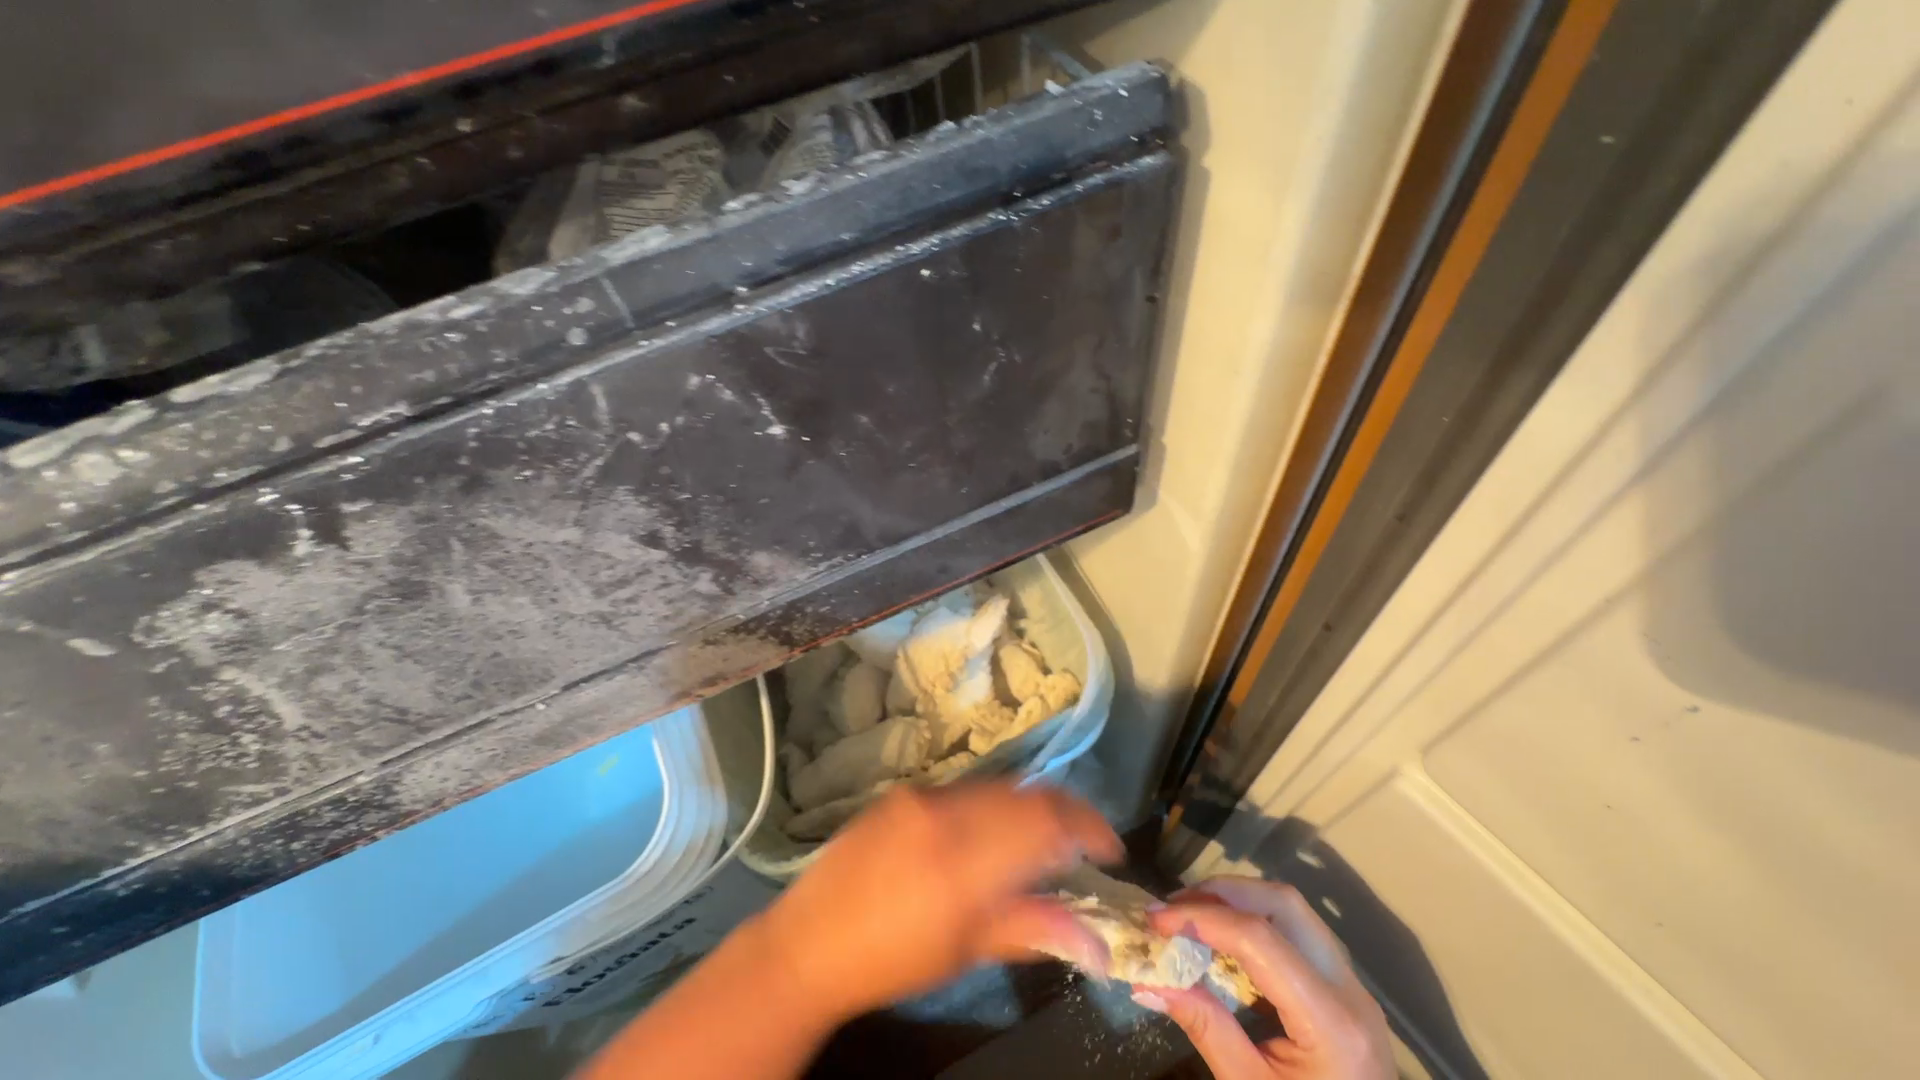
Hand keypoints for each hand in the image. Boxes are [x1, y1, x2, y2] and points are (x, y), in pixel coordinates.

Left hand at [754, 781, 1122, 1021]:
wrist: (807, 943)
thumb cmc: (891, 960)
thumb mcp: (966, 951)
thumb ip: (1034, 930)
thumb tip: (1099, 942)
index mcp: (963, 859)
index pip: (1047, 820)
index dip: (1090, 827)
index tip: (1110, 850)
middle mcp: (945, 813)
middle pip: (1027, 793)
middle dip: (1065, 813)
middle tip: (1082, 846)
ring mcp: (919, 798)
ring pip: (997, 787)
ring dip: (1029, 806)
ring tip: (1041, 841)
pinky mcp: (900, 795)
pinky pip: (964, 790)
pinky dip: (992, 804)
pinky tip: (990, 834)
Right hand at [1133, 877, 1393, 1079]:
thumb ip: (1206, 1028)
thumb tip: (1150, 981)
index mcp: (1332, 1022)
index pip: (1261, 939)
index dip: (1203, 918)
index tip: (1155, 918)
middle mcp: (1350, 989)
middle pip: (1285, 905)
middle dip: (1222, 893)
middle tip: (1172, 907)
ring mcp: (1353, 986)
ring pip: (1294, 911)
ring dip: (1239, 901)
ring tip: (1191, 917)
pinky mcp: (1345, 989)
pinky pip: (1298, 933)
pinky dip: (1256, 922)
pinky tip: (1222, 941)